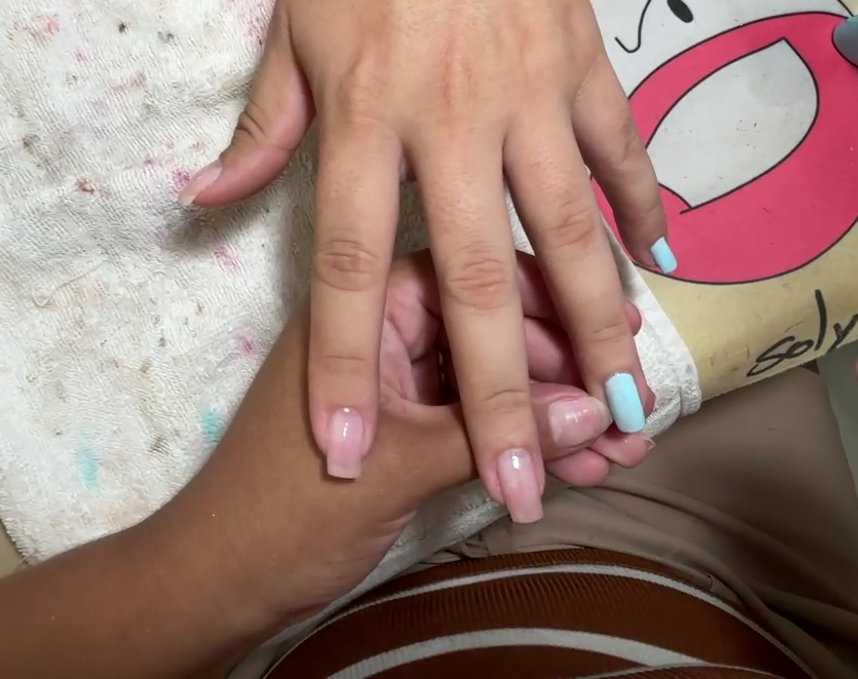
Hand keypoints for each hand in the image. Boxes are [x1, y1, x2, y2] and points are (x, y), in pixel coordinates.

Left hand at [155, 250, 649, 633]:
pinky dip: (525, 442)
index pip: (467, 274)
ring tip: (626, 449)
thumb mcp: (402, 464)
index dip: (543, 299)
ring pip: (493, 379)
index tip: (611, 328)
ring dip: (555, 414)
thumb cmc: (291, 506)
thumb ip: (495, 433)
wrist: (226, 582)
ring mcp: (400, 379)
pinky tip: (583, 465)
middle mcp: (386, 329)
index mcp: (365, 306)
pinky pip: (480, 418)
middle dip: (564, 370)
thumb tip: (595, 411)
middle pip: (491, 328)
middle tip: (631, 404)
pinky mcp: (410, 424)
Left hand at [181, 0, 668, 516]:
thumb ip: (259, 131)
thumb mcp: (290, 31)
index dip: (341, 365)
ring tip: (623, 402)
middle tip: (524, 488)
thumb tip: (200, 205)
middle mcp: (452, 119)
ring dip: (595, 322)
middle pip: (473, 276)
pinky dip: (643, 203)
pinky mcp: (584, 60)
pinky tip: (661, 260)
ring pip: (569, 228)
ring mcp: (531, 91)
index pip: (346, 264)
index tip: (344, 453)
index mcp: (366, 116)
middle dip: (498, 392)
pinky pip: (619, 147)